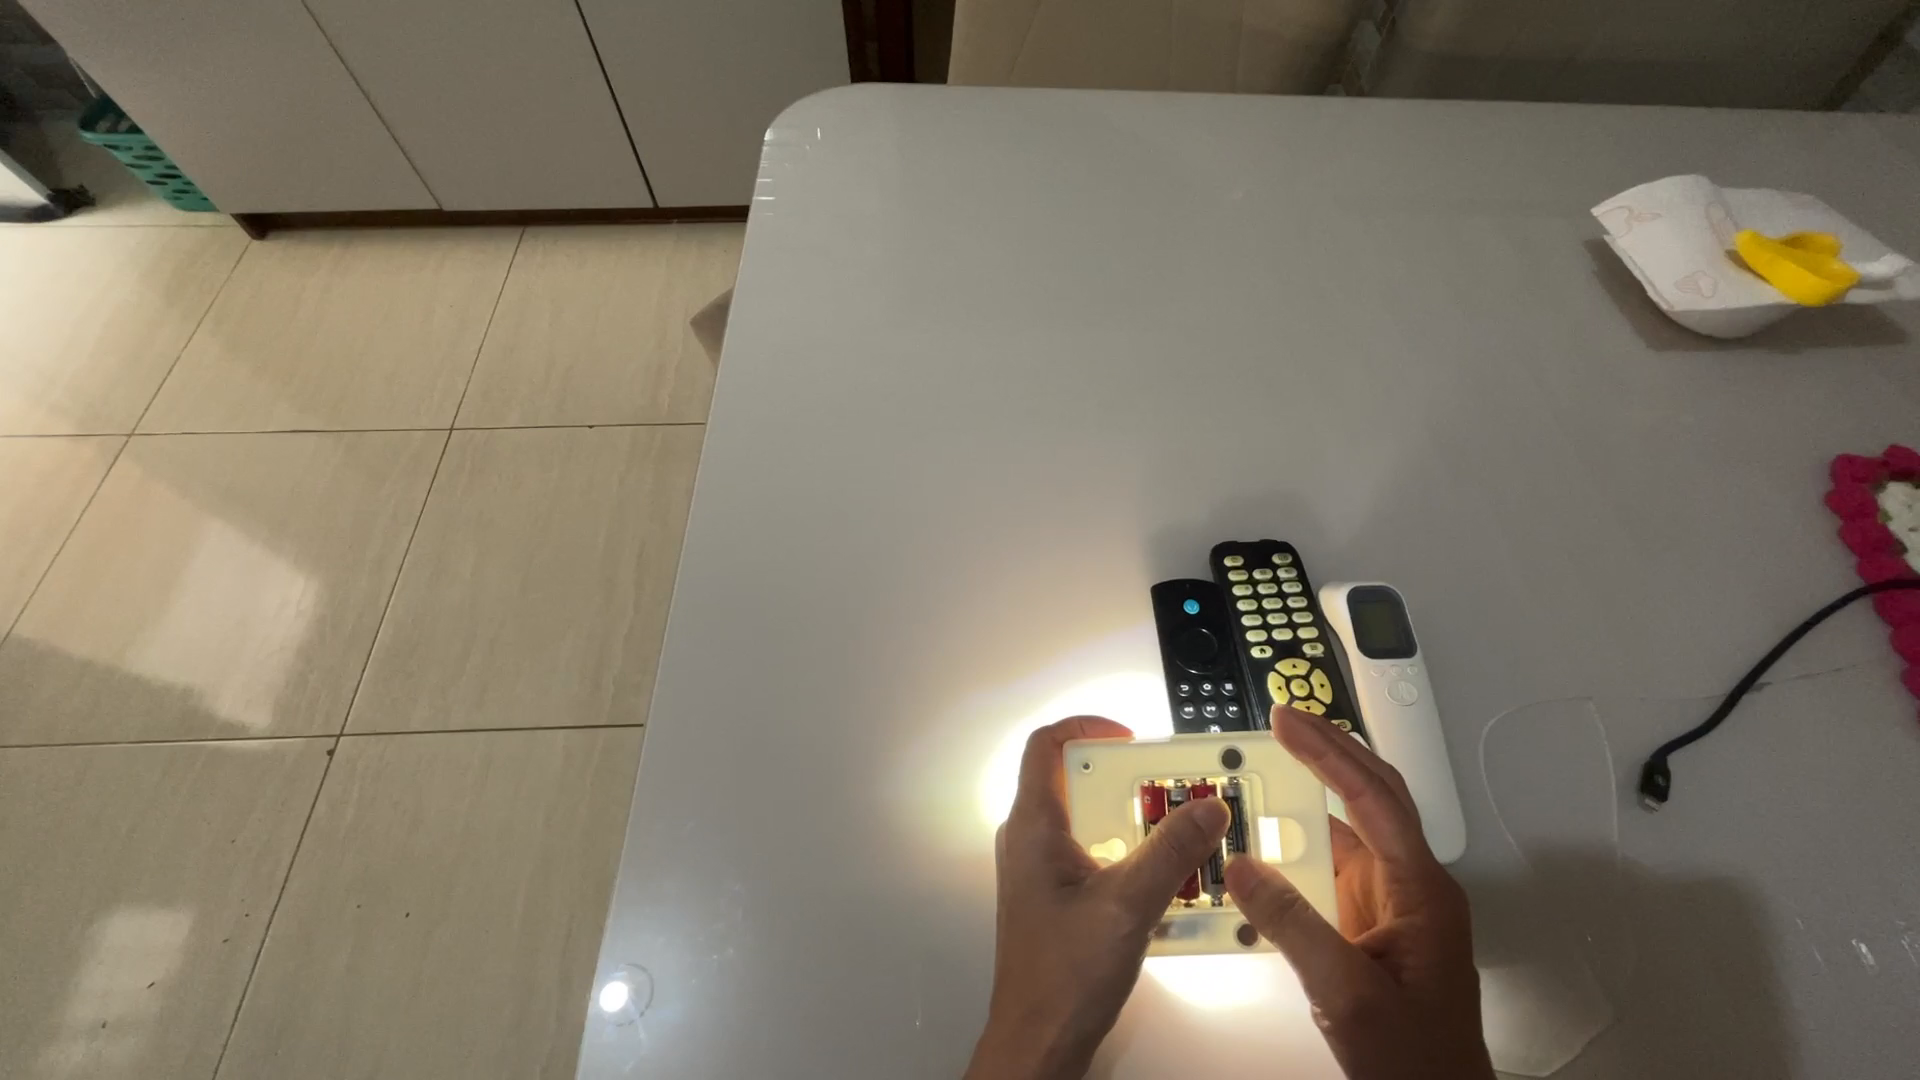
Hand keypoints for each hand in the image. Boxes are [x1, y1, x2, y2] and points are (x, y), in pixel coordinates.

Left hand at [965, 716, 1230, 1079]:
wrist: (1038, 1042)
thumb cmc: (1066, 972)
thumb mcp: (1128, 904)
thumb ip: (1171, 851)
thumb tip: (1211, 804)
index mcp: (1033, 824)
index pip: (1044, 745)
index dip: (1085, 726)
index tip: (1132, 736)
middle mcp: (1029, 837)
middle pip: (1075, 781)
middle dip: (1127, 777)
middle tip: (1174, 786)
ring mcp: (1039, 868)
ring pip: (1087, 820)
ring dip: (1132, 819)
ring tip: (1179, 829)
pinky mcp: (1054, 895)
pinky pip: (1092, 853)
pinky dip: (1126, 852)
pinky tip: (1165, 878)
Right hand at [1225, 707, 1492, 1079]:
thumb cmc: (1412, 1061)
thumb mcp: (1348, 994)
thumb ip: (1293, 925)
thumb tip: (1239, 863)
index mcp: (1420, 890)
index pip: (1373, 798)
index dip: (1327, 753)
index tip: (1284, 720)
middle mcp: (1409, 883)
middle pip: (1372, 795)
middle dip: (1328, 750)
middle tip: (1280, 720)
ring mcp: (1391, 901)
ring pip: (1351, 825)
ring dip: (1312, 789)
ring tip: (1268, 761)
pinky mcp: (1369, 920)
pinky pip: (1332, 863)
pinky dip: (1299, 837)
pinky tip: (1268, 832)